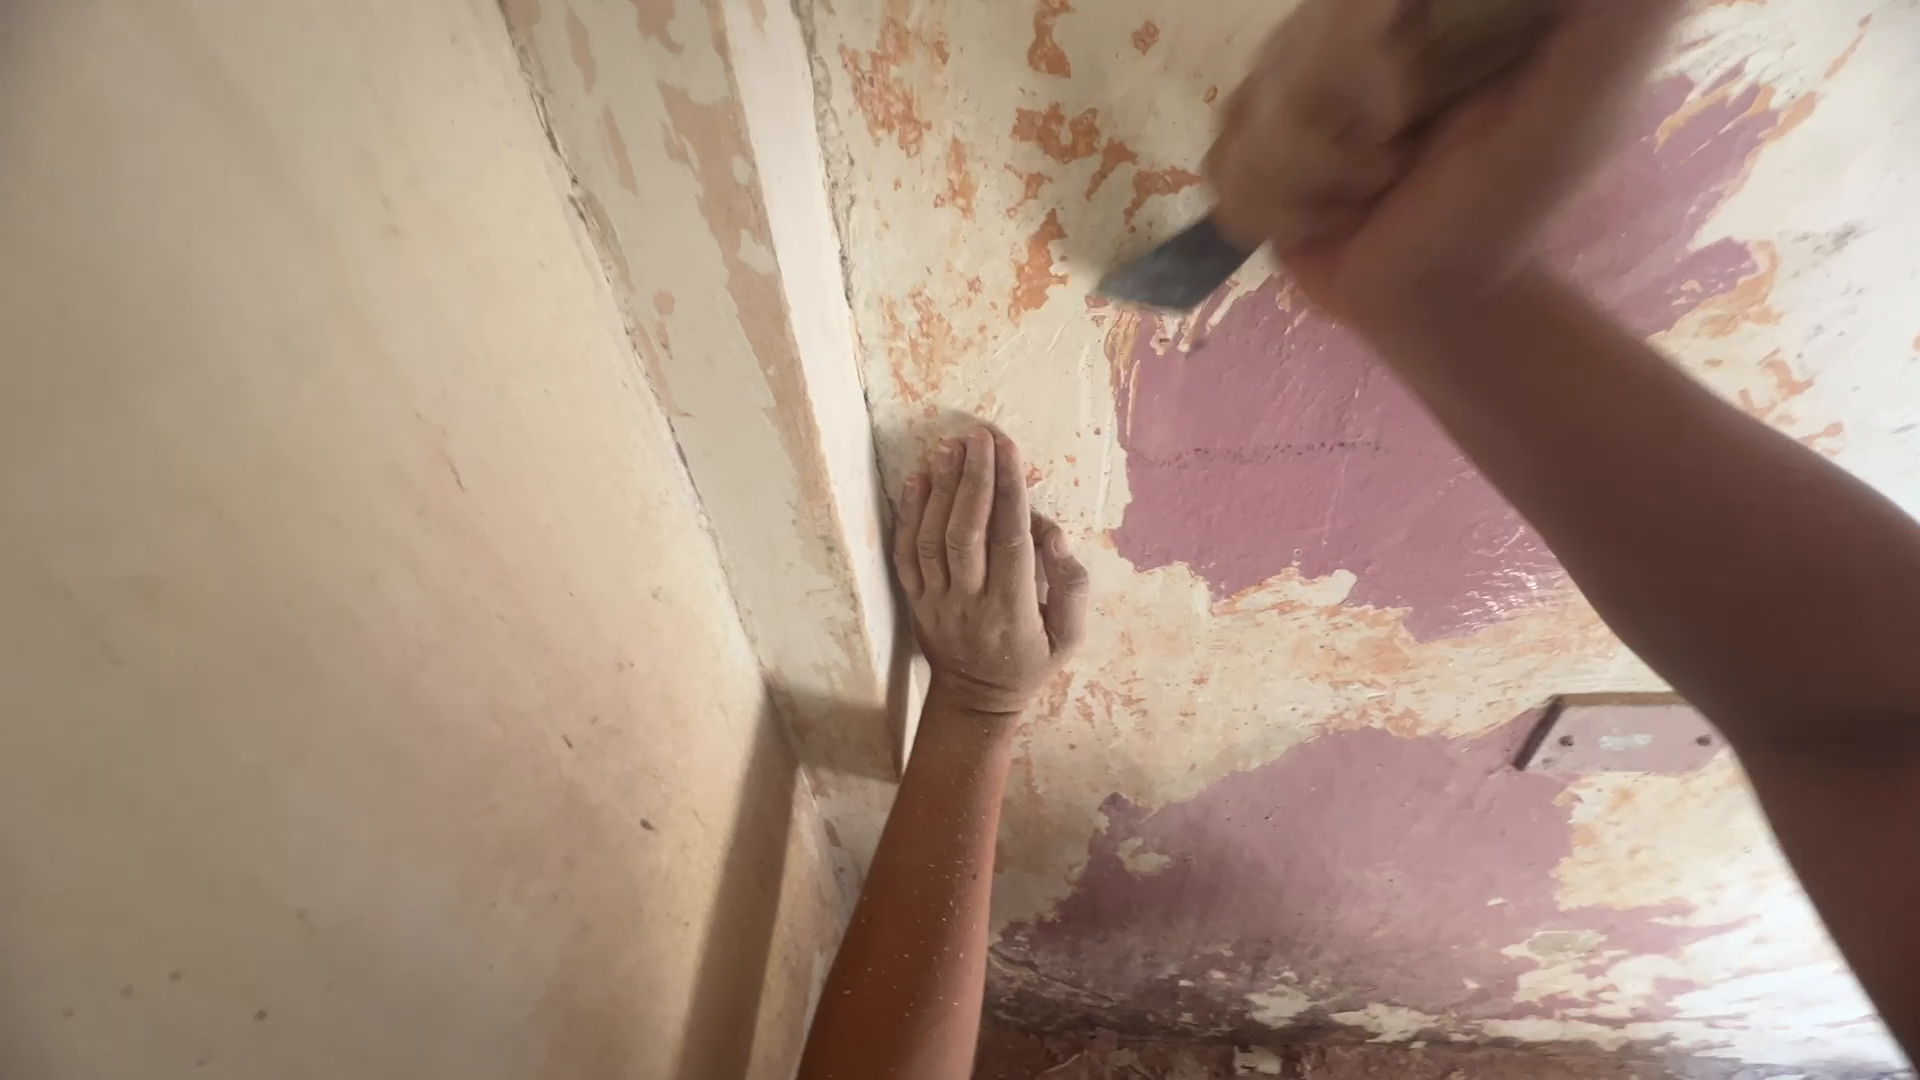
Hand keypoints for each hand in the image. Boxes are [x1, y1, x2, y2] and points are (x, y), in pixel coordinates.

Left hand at [893, 428, 1089, 717]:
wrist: (975, 700)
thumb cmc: (1029, 663)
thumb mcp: (1070, 639)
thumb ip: (1072, 588)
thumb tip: (1055, 537)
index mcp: (1012, 610)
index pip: (1011, 540)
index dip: (1009, 492)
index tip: (1009, 450)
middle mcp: (969, 603)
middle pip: (967, 533)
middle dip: (974, 479)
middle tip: (979, 436)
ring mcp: (936, 601)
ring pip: (932, 539)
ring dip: (941, 489)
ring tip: (950, 446)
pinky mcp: (914, 599)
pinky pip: (906, 554)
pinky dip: (908, 514)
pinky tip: (918, 479)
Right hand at [1220, 0, 1683, 331]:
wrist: (1425, 304)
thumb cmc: (1493, 217)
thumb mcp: (1569, 113)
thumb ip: (1606, 23)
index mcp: (1423, 12)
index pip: (1343, 11)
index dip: (1352, 65)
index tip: (1396, 120)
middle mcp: (1347, 41)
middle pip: (1281, 64)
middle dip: (1330, 149)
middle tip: (1388, 177)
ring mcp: (1290, 97)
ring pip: (1246, 123)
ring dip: (1304, 191)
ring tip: (1355, 206)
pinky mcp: (1250, 152)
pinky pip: (1222, 168)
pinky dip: (1268, 211)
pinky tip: (1314, 220)